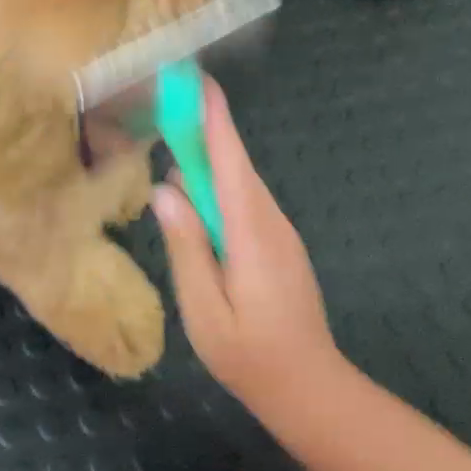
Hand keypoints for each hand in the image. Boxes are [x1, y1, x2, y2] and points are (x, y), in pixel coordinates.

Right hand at [152, 75, 341, 404]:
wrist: (310, 391)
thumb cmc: (251, 356)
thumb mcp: (205, 309)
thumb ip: (186, 246)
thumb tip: (164, 190)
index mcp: (252, 232)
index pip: (230, 161)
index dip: (213, 117)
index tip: (195, 79)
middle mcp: (269, 221)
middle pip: (232, 163)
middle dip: (200, 129)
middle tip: (160, 105)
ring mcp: (277, 231)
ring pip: (236, 182)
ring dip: (203, 160)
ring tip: (165, 144)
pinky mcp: (275, 243)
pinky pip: (240, 201)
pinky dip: (213, 186)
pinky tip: (188, 197)